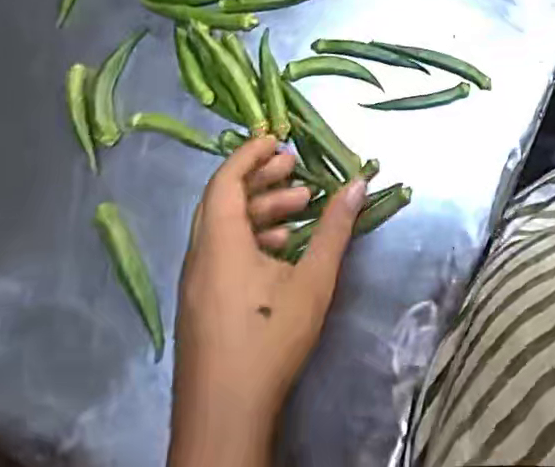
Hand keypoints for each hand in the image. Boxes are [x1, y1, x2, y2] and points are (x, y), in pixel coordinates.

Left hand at [168, 136, 366, 466]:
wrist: (225, 417)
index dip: (249, 155)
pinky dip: (252, 234)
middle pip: (222, 202)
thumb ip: (334, 228)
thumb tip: (357, 182)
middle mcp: (200, 259)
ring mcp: (196, 284)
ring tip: (302, 205)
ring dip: (261, 208)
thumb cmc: (270, 340)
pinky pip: (222, 251)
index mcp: (219, 247)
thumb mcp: (313, 280)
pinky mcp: (201, 304)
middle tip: (296, 168)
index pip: (224, 183)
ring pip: (223, 228)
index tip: (277, 137)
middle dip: (261, 178)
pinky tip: (283, 245)